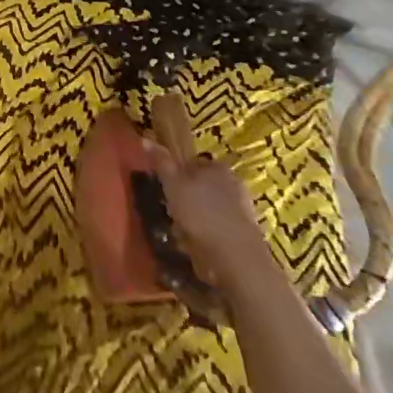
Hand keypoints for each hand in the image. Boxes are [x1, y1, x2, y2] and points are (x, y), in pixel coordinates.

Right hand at [149, 143, 275, 289]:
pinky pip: (221, 224)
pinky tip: (199, 243)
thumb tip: (145, 138)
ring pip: (212, 205)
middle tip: (172, 212)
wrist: (235, 253)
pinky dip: (210, 231)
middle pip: (203, 184)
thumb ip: (162, 162)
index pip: (192, 163)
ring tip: (183, 232)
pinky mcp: (247, 229)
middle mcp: (233, 181)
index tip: (166, 190)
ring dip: (199, 215)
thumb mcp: (173, 185)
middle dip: (189, 196)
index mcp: (216, 166)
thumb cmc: (199, 213)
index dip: (177, 176)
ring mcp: (243, 206)